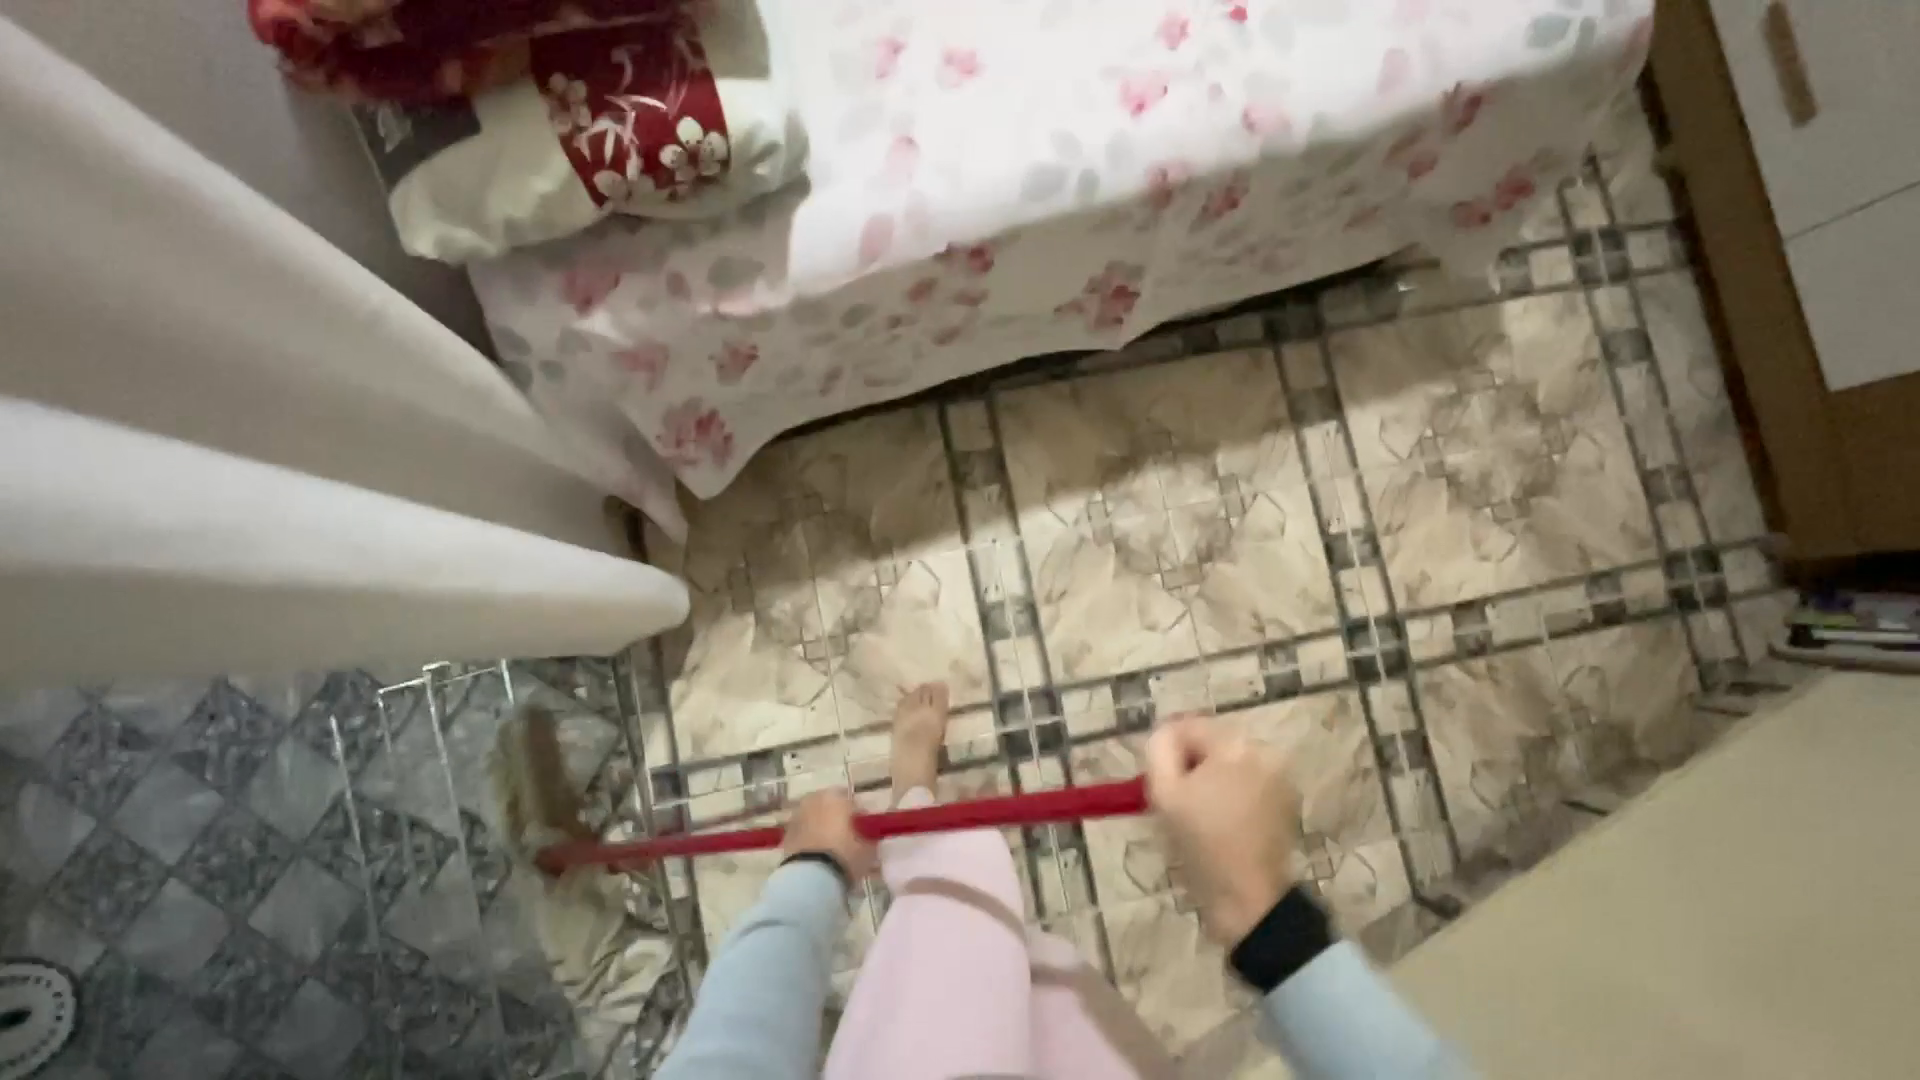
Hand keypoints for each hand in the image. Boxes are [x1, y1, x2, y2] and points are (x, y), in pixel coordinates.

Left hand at [781, 790, 876, 882]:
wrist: (810, 879)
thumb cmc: (844, 856)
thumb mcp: (868, 848)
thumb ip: (870, 835)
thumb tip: (870, 833)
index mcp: (836, 797)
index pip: (852, 801)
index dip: (859, 817)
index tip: (864, 831)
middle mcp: (815, 800)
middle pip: (830, 806)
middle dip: (838, 817)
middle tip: (847, 837)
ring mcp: (798, 816)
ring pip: (815, 817)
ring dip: (822, 826)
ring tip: (831, 848)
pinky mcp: (786, 834)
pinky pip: (803, 831)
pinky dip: (810, 838)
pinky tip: (817, 854)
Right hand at [1145, 714, 1300, 947]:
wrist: (1248, 899)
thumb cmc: (1201, 843)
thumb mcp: (1163, 792)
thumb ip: (1159, 749)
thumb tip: (1164, 735)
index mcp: (1235, 745)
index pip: (1188, 726)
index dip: (1167, 753)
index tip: (1162, 784)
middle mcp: (1264, 751)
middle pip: (1212, 742)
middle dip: (1192, 765)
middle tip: (1179, 802)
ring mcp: (1281, 776)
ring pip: (1230, 762)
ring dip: (1212, 778)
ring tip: (1201, 814)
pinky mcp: (1288, 800)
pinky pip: (1249, 781)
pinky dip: (1233, 793)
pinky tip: (1224, 822)